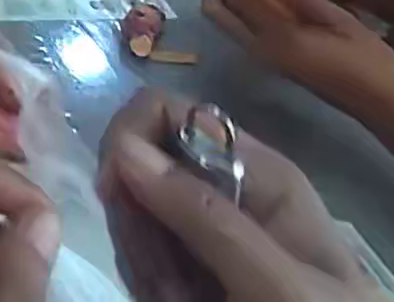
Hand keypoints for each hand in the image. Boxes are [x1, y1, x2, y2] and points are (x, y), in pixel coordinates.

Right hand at [98, 88, 382, 301]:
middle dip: (136, 217)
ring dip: (141, 257)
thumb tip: (122, 147)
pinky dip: (145, 278)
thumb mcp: (279, 288)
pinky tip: (174, 301)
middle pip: (139, 163)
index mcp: (254, 168)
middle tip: (165, 282)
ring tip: (179, 300)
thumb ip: (205, 216)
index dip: (129, 138)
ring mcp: (205, 227)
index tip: (115, 194)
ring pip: (132, 209)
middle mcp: (223, 186)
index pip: (165, 110)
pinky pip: (139, 250)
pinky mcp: (191, 264)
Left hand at [199, 0, 393, 118]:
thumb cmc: (374, 64)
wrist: (391, 111)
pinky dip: (235, 10)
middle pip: (216, 13)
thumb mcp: (342, 21)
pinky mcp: (273, 64)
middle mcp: (262, 50)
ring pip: (224, 23)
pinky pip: (239, 31)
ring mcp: (265, 60)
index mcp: (279, 37)